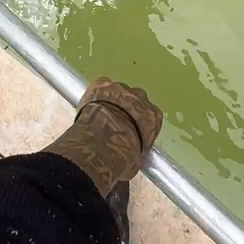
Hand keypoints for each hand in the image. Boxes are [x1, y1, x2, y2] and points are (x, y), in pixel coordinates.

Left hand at [46, 77, 164, 194]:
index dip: (139, 123)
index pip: (150, 116)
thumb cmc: (124, 156)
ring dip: (110, 100)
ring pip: (116, 91)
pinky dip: (95, 93)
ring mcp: (120, 88)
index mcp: (154, 116)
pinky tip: (90, 105)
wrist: (102, 141)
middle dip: (127, 108)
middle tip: (115, 123)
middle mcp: (140, 97)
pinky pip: (100, 85)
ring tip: (100, 115)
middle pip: (135, 99)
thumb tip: (133, 154)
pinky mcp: (100, 83)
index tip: (131, 131)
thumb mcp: (138, 159)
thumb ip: (139, 148)